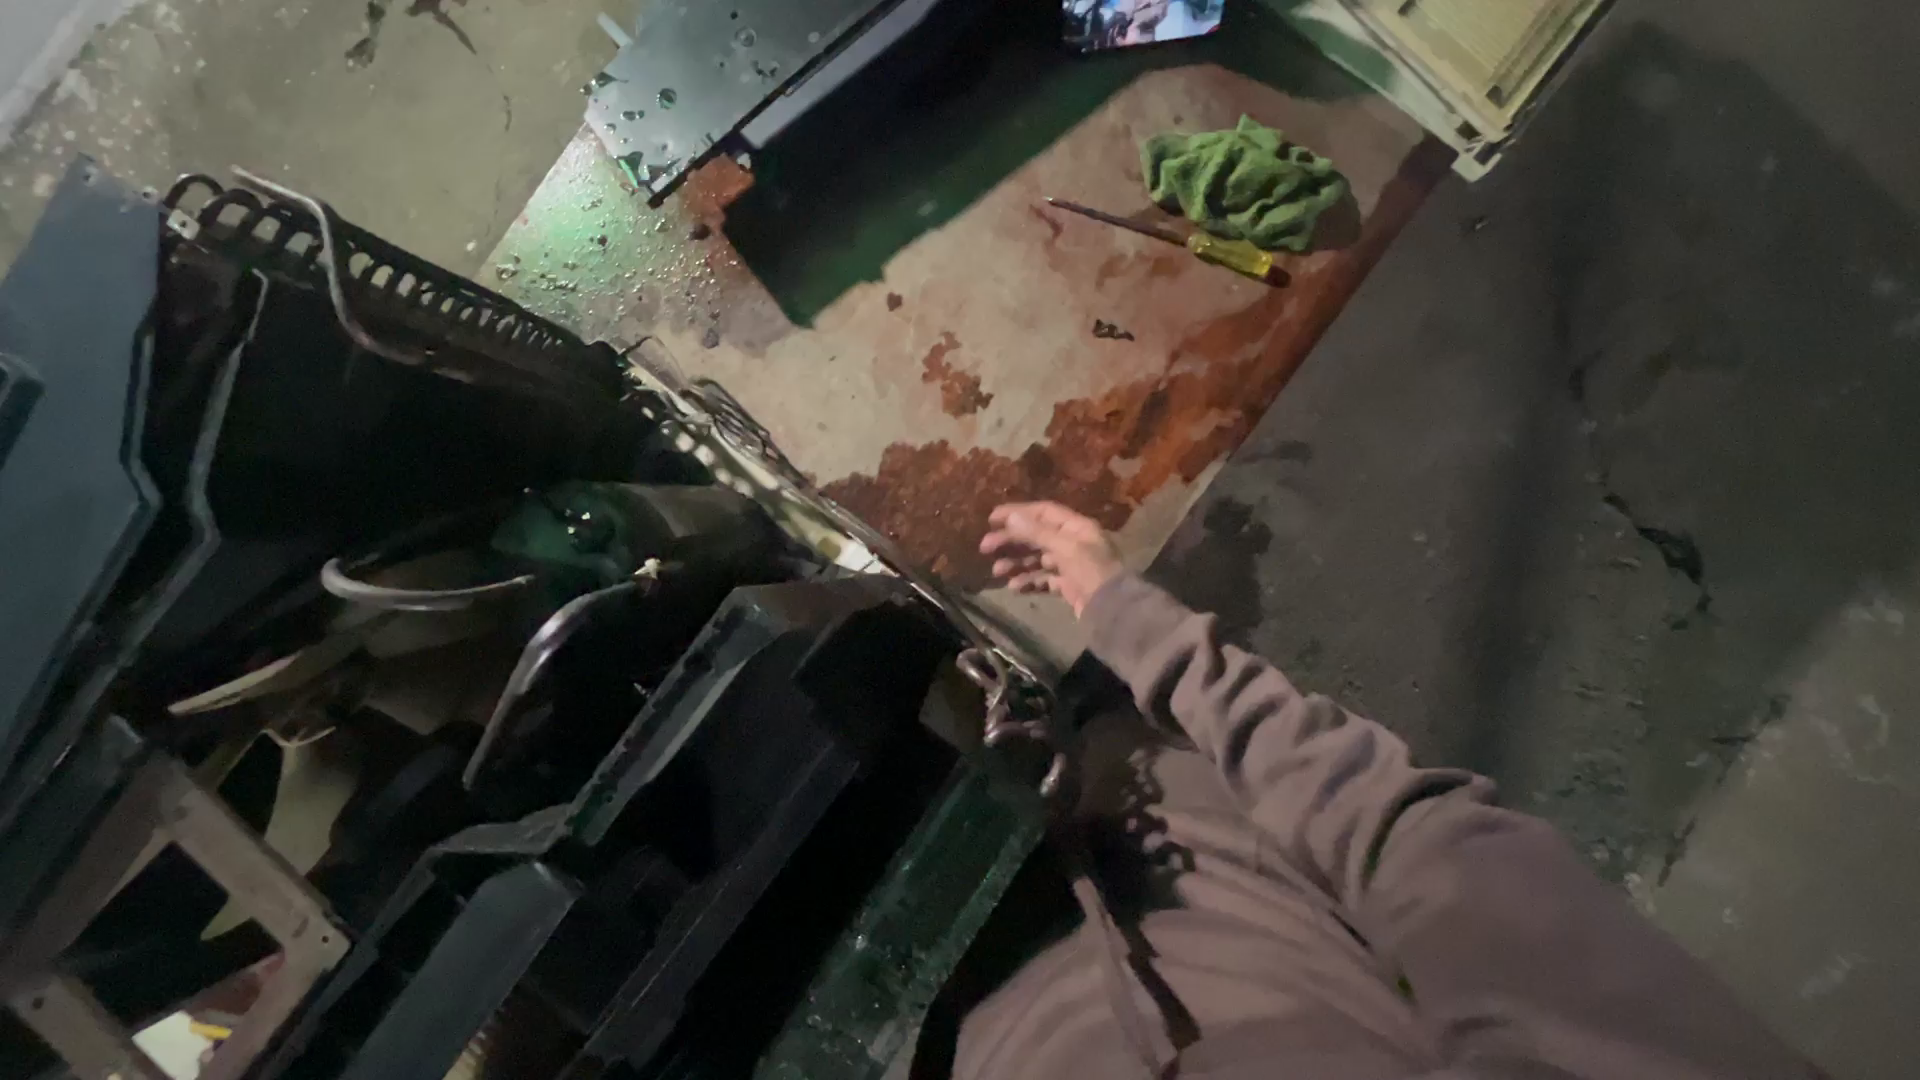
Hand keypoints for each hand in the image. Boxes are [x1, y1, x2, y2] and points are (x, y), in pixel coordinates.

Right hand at [978, 501, 1124, 618]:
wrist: (1113, 611)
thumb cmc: (1092, 572)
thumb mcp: (1065, 548)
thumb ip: (1037, 533)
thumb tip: (1011, 517)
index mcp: (1077, 527)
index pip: (1043, 512)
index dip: (1017, 513)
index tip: (991, 518)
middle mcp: (1073, 543)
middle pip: (1036, 536)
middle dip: (1011, 541)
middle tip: (985, 547)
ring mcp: (1070, 565)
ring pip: (1036, 559)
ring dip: (1016, 563)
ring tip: (998, 571)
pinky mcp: (1068, 586)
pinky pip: (1043, 580)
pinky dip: (1028, 582)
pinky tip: (1015, 587)